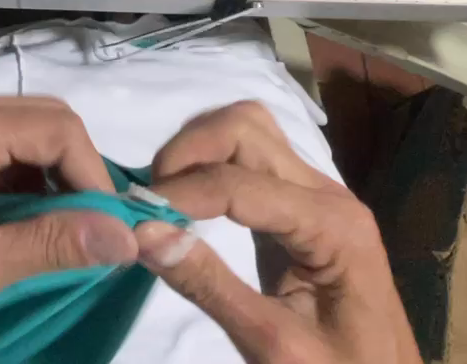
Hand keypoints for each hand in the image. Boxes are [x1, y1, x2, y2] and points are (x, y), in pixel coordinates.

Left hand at [0, 92, 139, 363]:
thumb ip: (53, 244)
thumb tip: (123, 235)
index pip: (58, 127)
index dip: (93, 174)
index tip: (109, 227)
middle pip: (43, 118)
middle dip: (76, 169)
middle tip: (93, 228)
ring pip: (21, 127)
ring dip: (50, 173)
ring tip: (64, 228)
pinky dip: (21, 173)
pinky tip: (26, 216)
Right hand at [132, 103, 419, 363]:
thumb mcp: (276, 347)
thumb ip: (210, 286)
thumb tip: (143, 232)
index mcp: (333, 226)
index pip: (238, 184)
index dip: (179, 194)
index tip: (133, 217)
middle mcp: (328, 191)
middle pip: (245, 128)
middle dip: (188, 151)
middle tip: (152, 199)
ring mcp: (316, 189)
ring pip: (247, 125)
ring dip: (198, 145)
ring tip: (168, 193)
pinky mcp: (300, 197)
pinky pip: (249, 149)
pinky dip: (210, 155)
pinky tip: (191, 193)